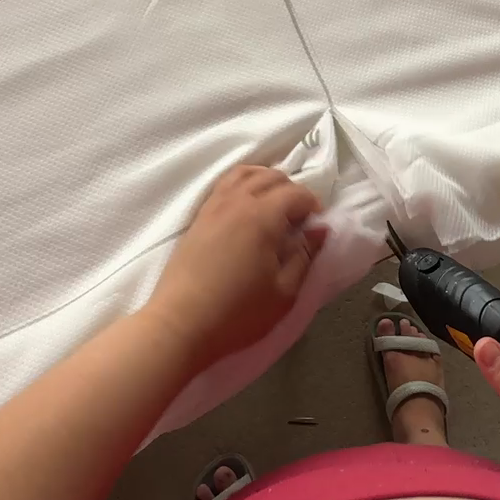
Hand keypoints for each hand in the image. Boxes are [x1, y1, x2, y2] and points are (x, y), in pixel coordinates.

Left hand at [144, 165, 325, 371]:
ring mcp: (214, 206)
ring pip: (245, 173)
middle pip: (272, 177)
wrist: (180, 325)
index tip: (317, 225)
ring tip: (274, 203)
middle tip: (299, 218)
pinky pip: (225, 183)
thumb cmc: (238, 313)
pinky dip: (243, 183)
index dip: (313, 204)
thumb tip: (320, 230)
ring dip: (266, 180)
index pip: (296, 193)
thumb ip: (305, 256)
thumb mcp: (284, 293)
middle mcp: (238, 202)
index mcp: (262, 217)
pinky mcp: (199, 217)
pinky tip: (246, 204)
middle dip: (292, 190)